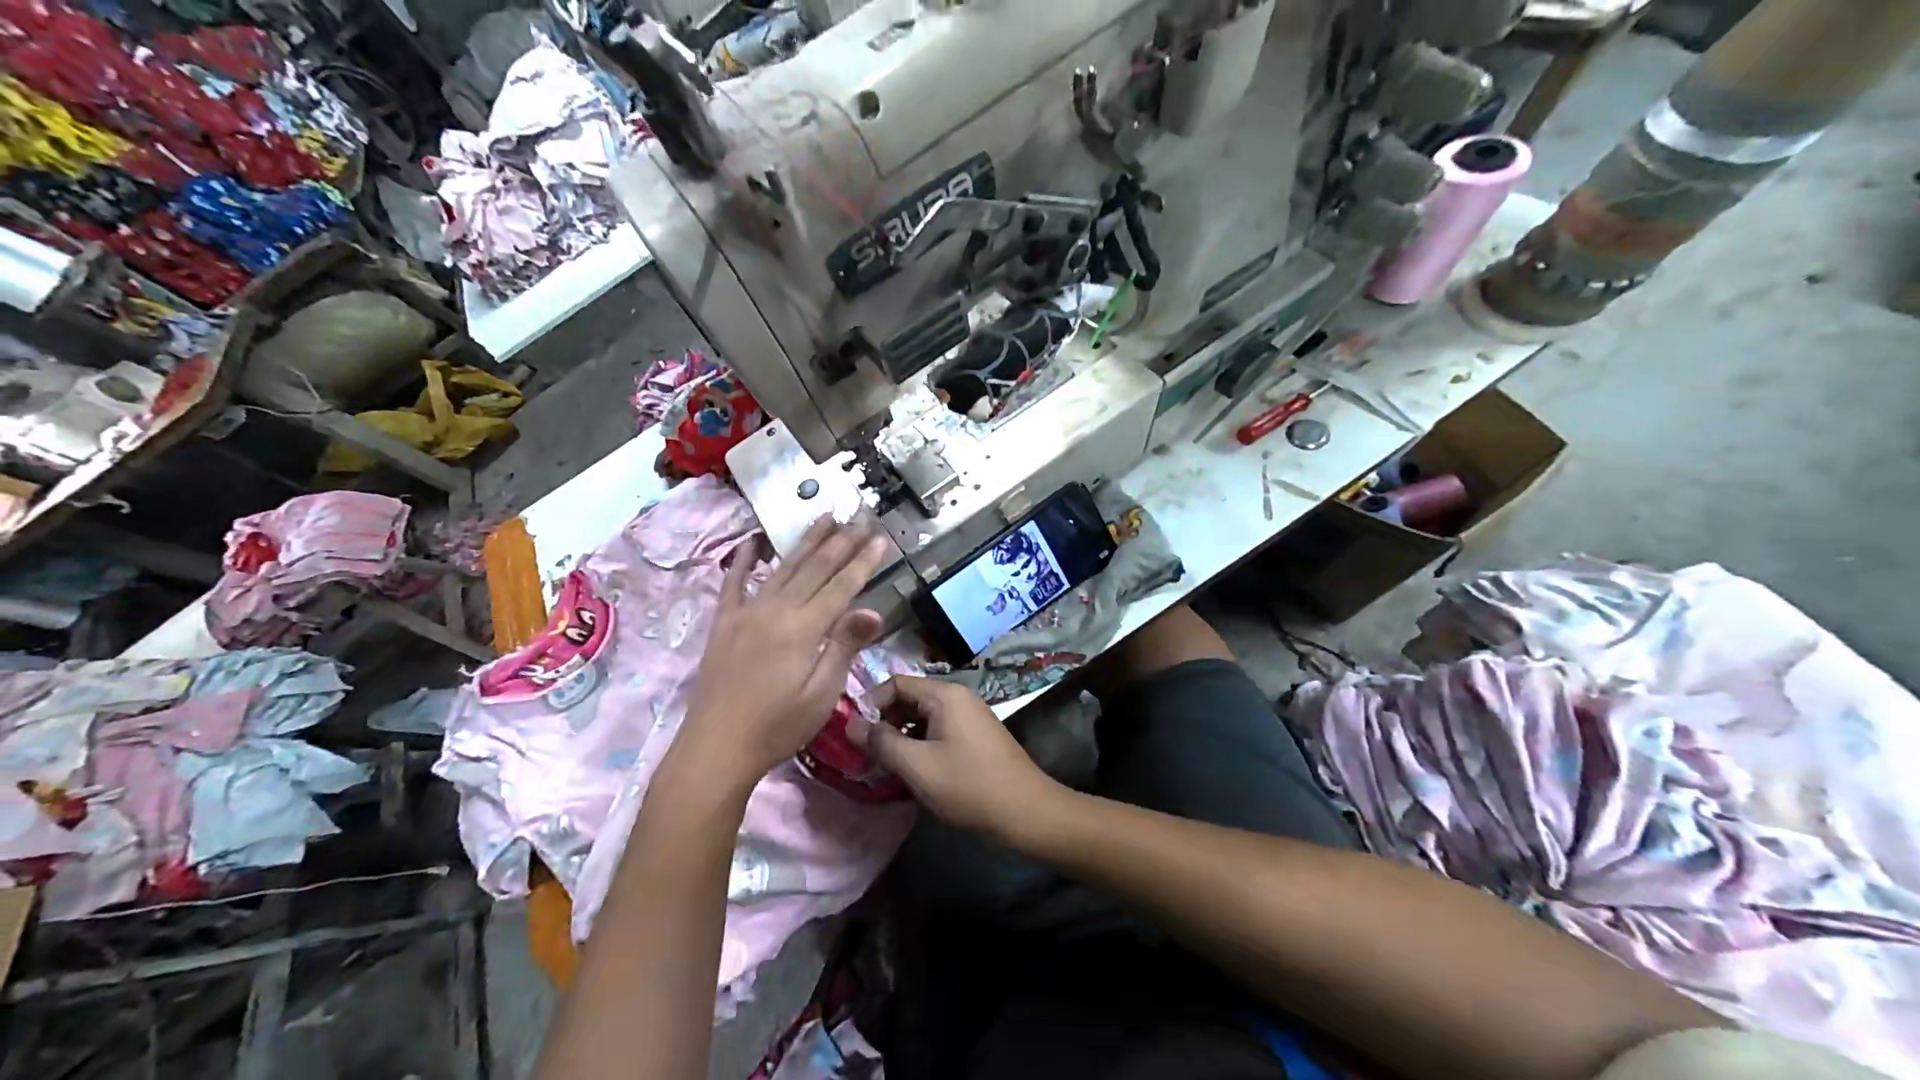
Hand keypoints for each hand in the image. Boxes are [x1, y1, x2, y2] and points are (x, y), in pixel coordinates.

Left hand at [681, 517, 889, 783]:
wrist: (716, 747)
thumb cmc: (777, 727)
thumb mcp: (821, 694)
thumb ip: (844, 647)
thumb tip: (873, 610)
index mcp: (804, 629)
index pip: (842, 586)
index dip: (864, 561)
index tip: (881, 537)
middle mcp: (776, 610)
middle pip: (815, 568)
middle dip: (841, 541)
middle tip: (860, 516)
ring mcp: (747, 613)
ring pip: (782, 567)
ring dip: (806, 541)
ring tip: (825, 517)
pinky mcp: (724, 623)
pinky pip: (734, 582)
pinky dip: (743, 559)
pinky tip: (751, 541)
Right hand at [851, 676, 1065, 840]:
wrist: (1026, 811)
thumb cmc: (968, 785)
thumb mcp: (917, 766)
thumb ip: (881, 742)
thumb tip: (850, 725)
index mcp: (945, 695)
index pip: (896, 683)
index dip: (871, 704)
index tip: (854, 734)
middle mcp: (958, 697)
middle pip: (909, 697)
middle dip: (884, 722)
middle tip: (866, 753)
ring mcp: (969, 716)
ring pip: (922, 716)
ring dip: (901, 736)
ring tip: (885, 765)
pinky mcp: (975, 735)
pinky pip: (938, 729)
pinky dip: (920, 744)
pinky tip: (912, 770)